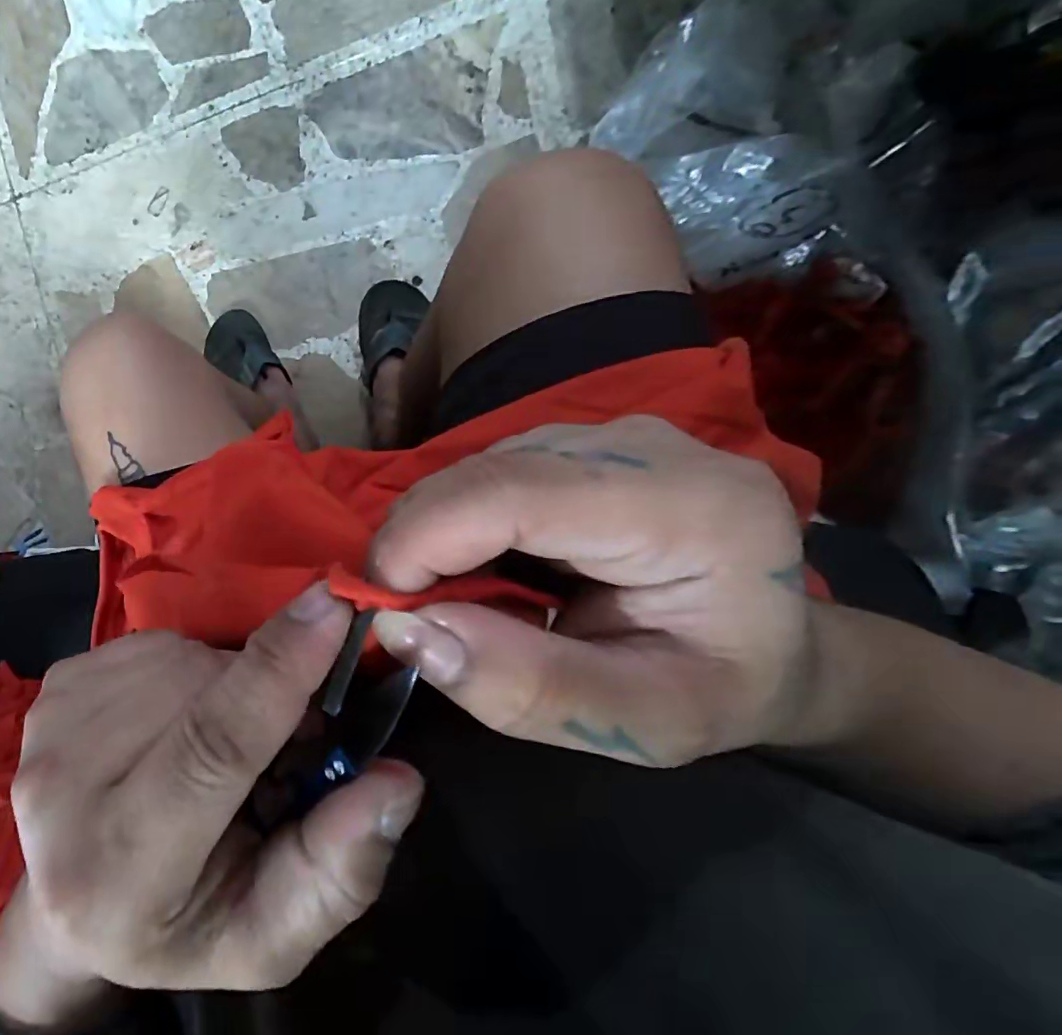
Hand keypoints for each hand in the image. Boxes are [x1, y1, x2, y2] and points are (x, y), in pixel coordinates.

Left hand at [0, 586, 424, 1026]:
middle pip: (202, 685)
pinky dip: (183, 671)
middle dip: (262, 689)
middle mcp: (66, 779)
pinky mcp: (52, 684)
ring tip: (211, 744)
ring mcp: (50, 721)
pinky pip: (149, 646)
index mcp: (123, 861)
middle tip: (278, 745)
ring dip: (221, 682)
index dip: (276, 673)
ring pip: (178, 655)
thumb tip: (398, 779)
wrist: (65, 905)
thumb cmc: (174, 926)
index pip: (210, 746)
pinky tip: (170, 721)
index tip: (333, 607)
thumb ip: (333, 871)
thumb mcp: (265, 937)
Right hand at [368, 416, 823, 767]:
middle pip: (474, 476)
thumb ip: (525, 688)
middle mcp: (643, 444)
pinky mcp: (569, 439)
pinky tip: (477, 567)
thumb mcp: (638, 724)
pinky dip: (447, 526)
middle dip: (413, 547)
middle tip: (410, 617)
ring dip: (428, 537)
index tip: (386, 611)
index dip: (421, 543)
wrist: (772, 643)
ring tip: (457, 600)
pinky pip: (472, 474)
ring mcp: (602, 432)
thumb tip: (400, 632)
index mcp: (689, 508)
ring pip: (462, 471)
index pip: (509, 494)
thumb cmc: (716, 690)